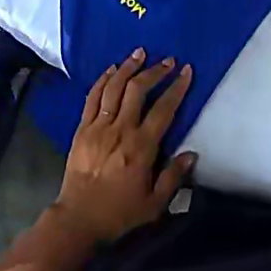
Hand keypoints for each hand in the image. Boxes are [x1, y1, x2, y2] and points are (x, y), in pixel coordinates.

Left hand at [51, 49, 195, 243]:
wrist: (79, 217)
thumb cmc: (120, 213)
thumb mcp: (154, 205)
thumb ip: (173, 177)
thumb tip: (191, 153)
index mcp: (141, 147)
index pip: (163, 110)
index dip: (176, 88)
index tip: (185, 71)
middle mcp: (120, 129)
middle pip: (138, 90)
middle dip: (154, 71)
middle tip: (166, 60)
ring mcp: (99, 125)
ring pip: (114, 87)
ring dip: (128, 67)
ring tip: (140, 52)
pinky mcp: (82, 127)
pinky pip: (93, 96)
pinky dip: (103, 79)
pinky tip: (111, 69)